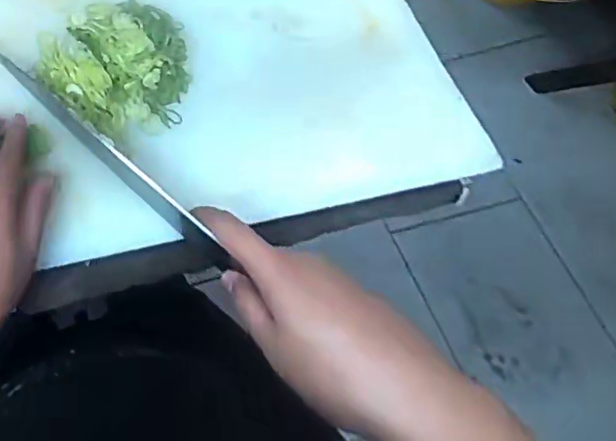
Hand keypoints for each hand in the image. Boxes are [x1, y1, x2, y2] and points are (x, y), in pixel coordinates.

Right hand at [194, 207, 531, 440]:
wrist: (424, 399)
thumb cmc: (335, 372)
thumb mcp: (275, 349)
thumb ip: (247, 307)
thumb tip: (233, 277)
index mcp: (278, 270)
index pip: (232, 229)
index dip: (208, 218)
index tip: (191, 216)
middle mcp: (307, 261)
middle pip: (266, 258)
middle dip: (254, 280)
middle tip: (258, 324)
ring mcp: (340, 276)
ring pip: (297, 278)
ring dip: (288, 298)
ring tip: (301, 348)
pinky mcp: (365, 296)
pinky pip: (325, 292)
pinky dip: (317, 310)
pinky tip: (335, 351)